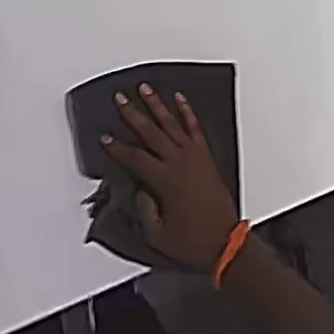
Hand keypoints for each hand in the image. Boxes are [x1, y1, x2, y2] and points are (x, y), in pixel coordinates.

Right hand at [102, 85, 240, 269]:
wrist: (227, 244)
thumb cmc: (192, 242)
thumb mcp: (158, 235)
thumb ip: (144, 210)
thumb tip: (139, 188)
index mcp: (164, 180)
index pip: (135, 158)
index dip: (118, 147)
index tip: (105, 137)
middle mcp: (178, 162)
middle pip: (150, 132)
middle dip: (132, 114)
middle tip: (119, 98)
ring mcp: (193, 156)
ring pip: (170, 123)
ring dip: (156, 104)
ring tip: (144, 88)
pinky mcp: (205, 156)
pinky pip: (195, 128)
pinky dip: (187, 111)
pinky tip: (179, 97)